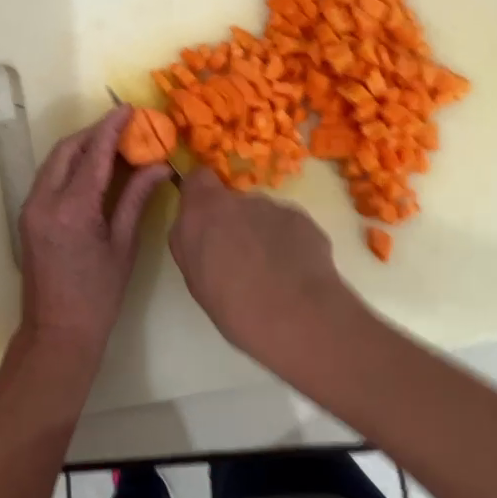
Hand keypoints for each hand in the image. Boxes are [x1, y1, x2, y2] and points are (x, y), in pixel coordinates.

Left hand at [17, 105, 172, 358]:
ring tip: (111, 142)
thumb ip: (136, 199)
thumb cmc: (98, 296)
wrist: (56, 331)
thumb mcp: (123, 246)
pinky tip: (92, 167)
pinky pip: (48, 177)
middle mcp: (44, 200)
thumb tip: (159, 165)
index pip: (93, 154)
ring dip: (80, 146)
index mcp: (72, 208)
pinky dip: (70, 164)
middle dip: (94, 132)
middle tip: (123, 125)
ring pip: (54, 161)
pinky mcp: (28, 216)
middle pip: (67, 150)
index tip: (129, 109)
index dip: (111, 128)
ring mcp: (31, 207)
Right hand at [169, 168, 371, 367]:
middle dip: (235, 223)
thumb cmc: (234, 306)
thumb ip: (191, 244)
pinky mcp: (305, 220)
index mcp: (204, 211)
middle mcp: (239, 200)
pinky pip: (289, 227)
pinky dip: (289, 243)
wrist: (297, 318)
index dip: (201, 195)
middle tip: (242, 259)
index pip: (198, 178)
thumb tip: (198, 233)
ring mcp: (275, 208)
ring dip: (263, 234)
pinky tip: (294, 273)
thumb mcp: (195, 278)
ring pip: (263, 216)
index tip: (205, 220)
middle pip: (233, 202)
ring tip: (272, 272)